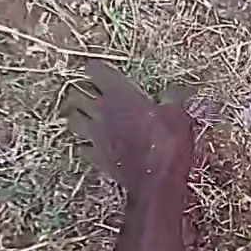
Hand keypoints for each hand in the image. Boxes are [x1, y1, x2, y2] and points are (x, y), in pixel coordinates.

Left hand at [60, 61, 194, 189]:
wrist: (157, 180)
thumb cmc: (168, 142)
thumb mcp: (177, 115)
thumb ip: (170, 101)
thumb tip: (171, 94)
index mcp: (119, 94)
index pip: (96, 72)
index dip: (96, 70)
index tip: (98, 70)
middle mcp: (102, 112)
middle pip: (77, 95)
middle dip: (81, 92)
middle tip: (89, 93)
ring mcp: (96, 136)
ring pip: (74, 121)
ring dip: (78, 117)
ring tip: (85, 116)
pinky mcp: (97, 158)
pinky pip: (83, 148)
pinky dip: (85, 145)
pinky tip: (92, 145)